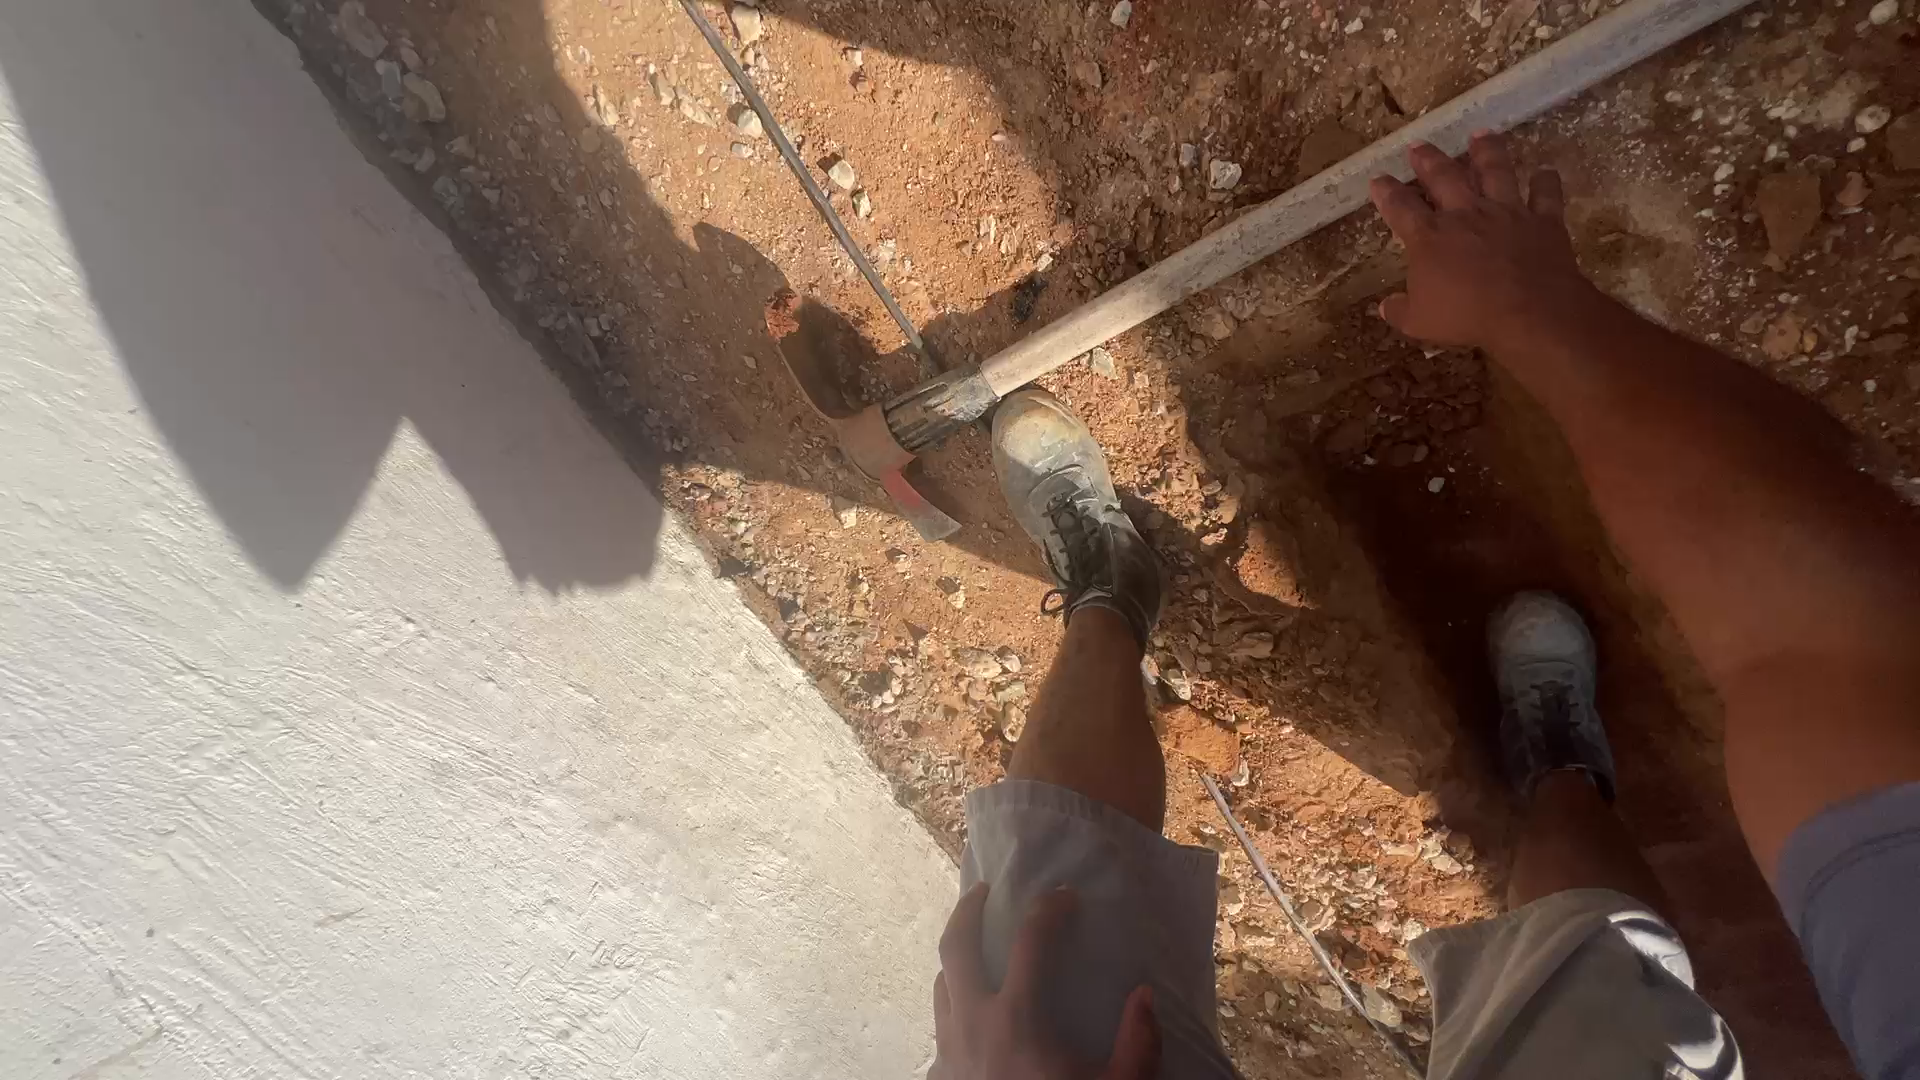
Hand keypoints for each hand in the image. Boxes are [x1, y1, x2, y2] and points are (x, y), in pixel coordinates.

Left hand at [930, 883, 1159, 1079]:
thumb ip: (1137, 1046)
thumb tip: (1144, 996)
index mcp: (1016, 1020)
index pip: (1032, 940)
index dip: (1050, 909)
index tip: (1065, 896)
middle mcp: (972, 1024)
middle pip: (955, 945)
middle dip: (968, 909)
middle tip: (985, 891)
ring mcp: (948, 1052)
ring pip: (941, 984)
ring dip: (957, 959)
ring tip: (977, 950)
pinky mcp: (939, 1078)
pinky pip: (940, 1028)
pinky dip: (953, 1010)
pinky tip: (973, 1020)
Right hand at [1369, 133, 1597, 352]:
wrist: (1528, 311)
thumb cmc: (1464, 316)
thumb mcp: (1416, 321)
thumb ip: (1398, 310)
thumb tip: (1384, 306)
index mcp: (1429, 238)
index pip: (1400, 208)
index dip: (1386, 192)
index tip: (1378, 179)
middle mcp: (1466, 215)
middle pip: (1444, 177)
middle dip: (1428, 160)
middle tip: (1419, 145)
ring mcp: (1507, 212)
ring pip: (1496, 171)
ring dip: (1487, 151)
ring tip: (1481, 134)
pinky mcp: (1543, 220)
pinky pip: (1546, 193)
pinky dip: (1545, 181)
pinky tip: (1544, 171)